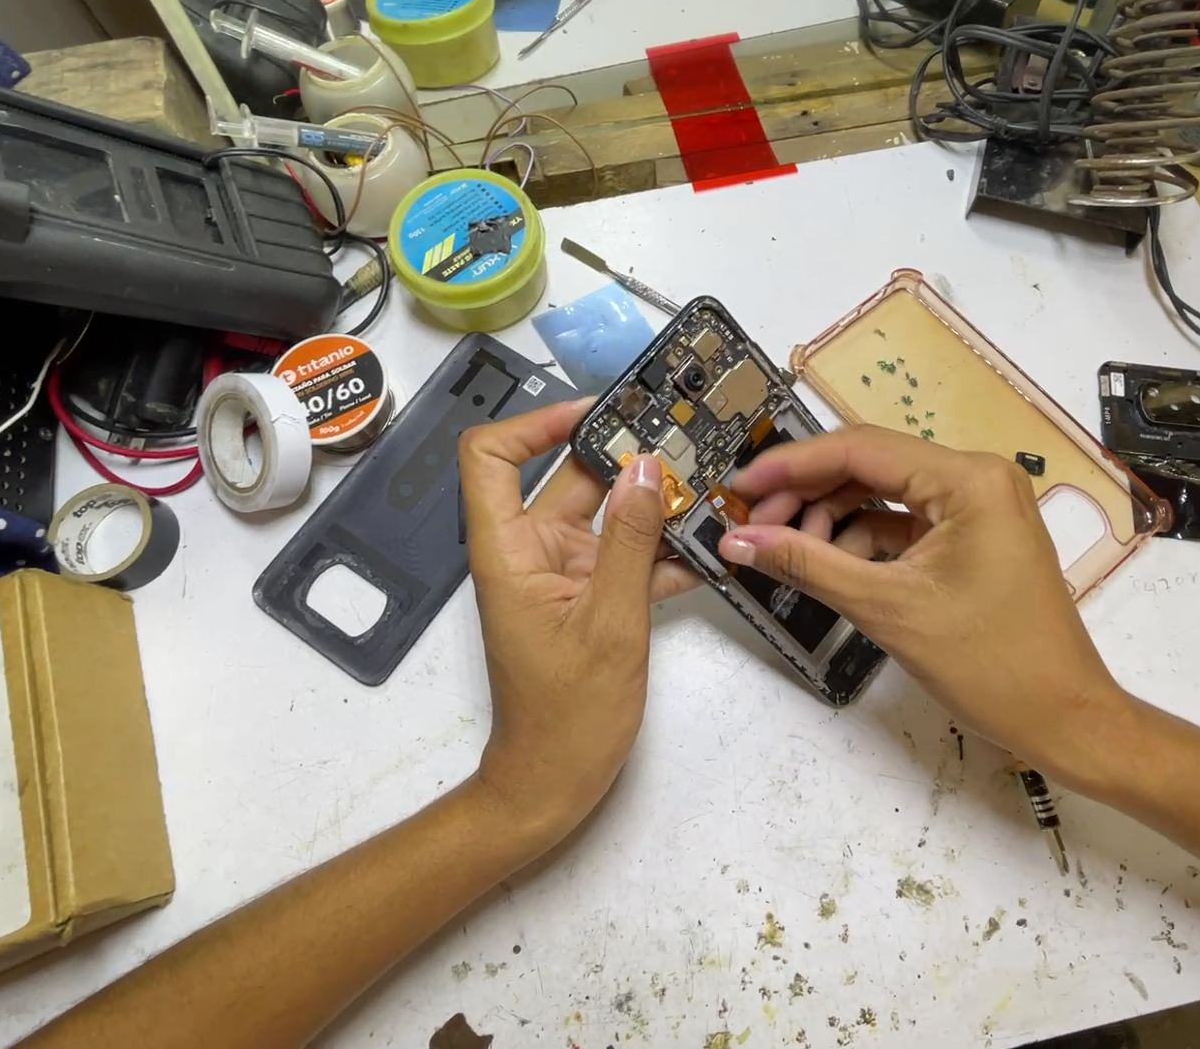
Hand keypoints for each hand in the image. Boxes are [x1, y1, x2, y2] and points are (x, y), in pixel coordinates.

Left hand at [460, 400, 698, 845]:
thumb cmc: (569, 715)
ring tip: (708, 492)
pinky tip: (706, 550)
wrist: (553, 783)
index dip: (535, 423)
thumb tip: (649, 468)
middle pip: (567, 480)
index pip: (491, 458)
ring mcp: (561, 574)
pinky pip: (622, 557)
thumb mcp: (611, 622)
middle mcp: (530, 551)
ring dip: (652, 507)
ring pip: (605, 517)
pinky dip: (658, 552)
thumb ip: (631, 542)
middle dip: (624, 461)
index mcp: (511, 551)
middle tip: (686, 443)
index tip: (598, 415)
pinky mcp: (588, 597)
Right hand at [716, 425, 1133, 788]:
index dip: (790, 466)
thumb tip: (737, 540)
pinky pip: (900, 522)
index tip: (739, 487)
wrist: (1063, 719)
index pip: (859, 450)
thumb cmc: (987, 665)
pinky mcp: (969, 534)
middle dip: (807, 495)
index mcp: (967, 479)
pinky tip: (830, 565)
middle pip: (867, 466)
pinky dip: (860, 540)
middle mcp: (974, 477)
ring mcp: (975, 505)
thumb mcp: (886, 608)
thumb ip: (806, 564)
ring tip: (791, 554)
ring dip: (830, 519)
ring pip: (880, 494)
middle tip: (756, 527)